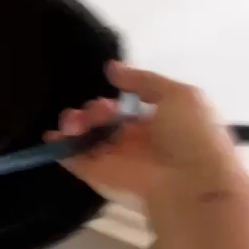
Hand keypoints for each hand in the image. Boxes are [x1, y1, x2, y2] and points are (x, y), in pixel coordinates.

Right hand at [49, 61, 243, 202]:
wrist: (189, 181)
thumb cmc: (192, 137)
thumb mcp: (181, 96)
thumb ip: (144, 80)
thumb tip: (111, 67)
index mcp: (153, 123)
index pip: (122, 107)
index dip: (112, 100)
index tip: (112, 100)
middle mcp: (129, 139)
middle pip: (97, 118)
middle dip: (92, 110)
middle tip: (100, 113)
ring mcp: (109, 156)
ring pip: (80, 133)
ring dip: (74, 121)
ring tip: (77, 123)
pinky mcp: (91, 172)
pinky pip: (67, 156)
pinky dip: (57, 144)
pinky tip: (56, 135)